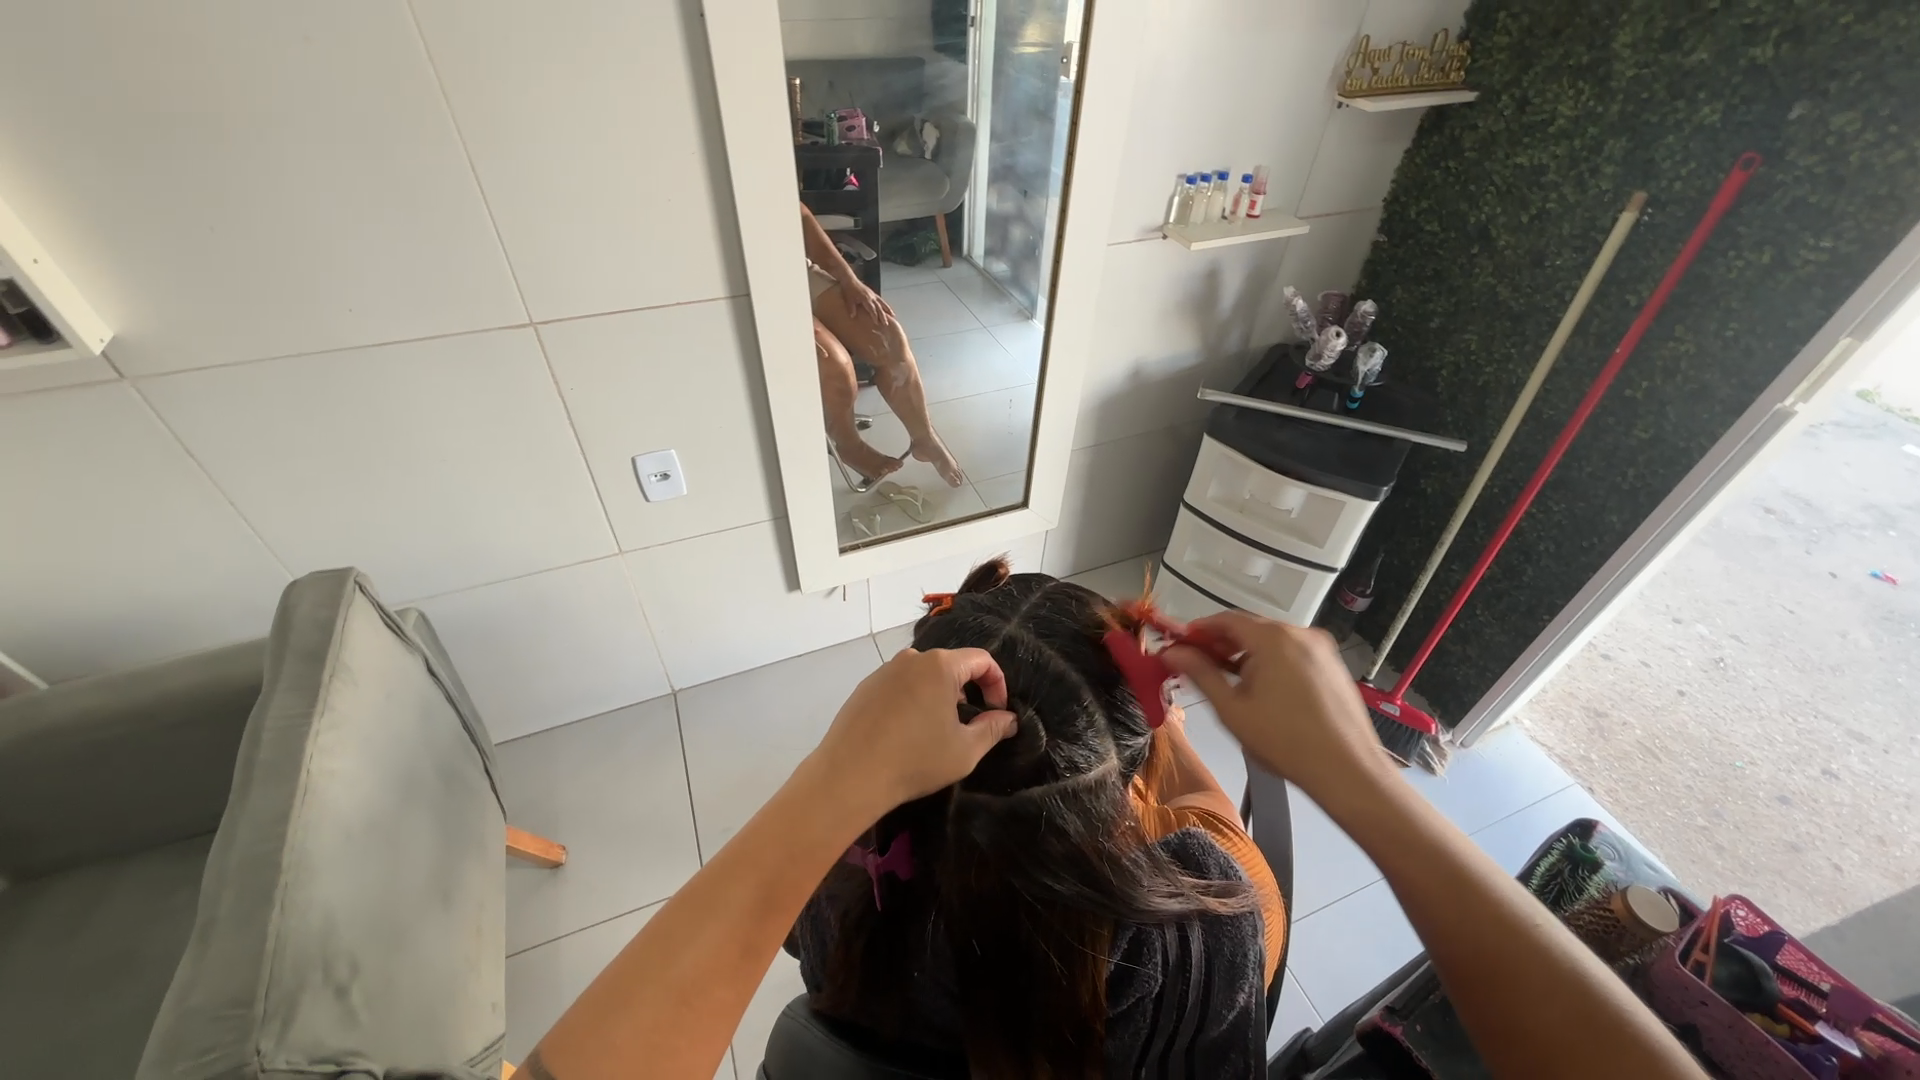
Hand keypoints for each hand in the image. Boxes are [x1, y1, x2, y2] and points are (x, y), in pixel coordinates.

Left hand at [812, 648, 1017, 812]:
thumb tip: (1008, 718)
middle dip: (967, 691)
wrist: (850, 776)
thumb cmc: (915, 760)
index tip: (997, 713)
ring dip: (938, 697)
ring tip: (936, 731)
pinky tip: (906, 733)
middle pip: (951, 665)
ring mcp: (884, 671)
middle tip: (968, 725)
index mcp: (940, 665)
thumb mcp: (965, 750)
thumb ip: (993, 729)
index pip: (982, 660)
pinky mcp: (864, 687)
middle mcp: (911, 658)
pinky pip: (899, 686)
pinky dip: (912, 702)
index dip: (997, 685)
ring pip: (923, 676)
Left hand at [842, 280, 894, 325]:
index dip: (875, 316)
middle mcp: (871, 297)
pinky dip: (885, 305)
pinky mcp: (873, 293)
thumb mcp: (849, 300)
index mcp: (865, 298)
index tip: (877, 323)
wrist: (850, 280)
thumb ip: (851, 308)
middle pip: (879, 307)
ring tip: (893, 315)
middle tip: (886, 323)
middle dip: (883, 316)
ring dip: (888, 310)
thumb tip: (853, 316)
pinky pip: (881, 300)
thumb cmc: (849, 290)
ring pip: (882, 303)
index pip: (872, 309)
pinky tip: (887, 308)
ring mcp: (873, 294)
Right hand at [1164, 612, 1393, 805]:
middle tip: (1197, 665)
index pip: (1225, 619)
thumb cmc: (1284, 741)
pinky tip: (1261, 688)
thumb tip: (1173, 652)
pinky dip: (1270, 661)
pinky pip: (1292, 652)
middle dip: (1220, 643)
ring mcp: (1321, 648)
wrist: (1347, 771)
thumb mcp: (1231, 708)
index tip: (1178, 645)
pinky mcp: (1332, 664)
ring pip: (1271, 641)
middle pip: (1249, 627)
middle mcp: (1299, 633)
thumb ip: (1199, 673)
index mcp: (1273, 638)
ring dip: (1245, 653)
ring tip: (1227, 681)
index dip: (1197, 630)